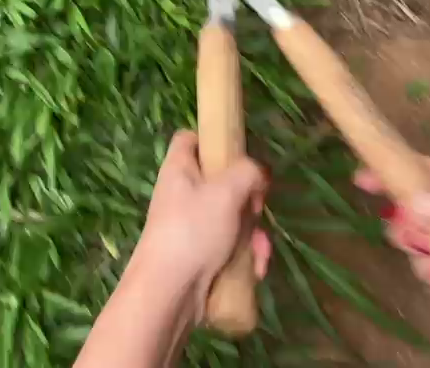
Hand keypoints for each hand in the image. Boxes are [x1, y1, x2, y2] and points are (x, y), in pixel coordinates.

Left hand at [128, 130, 272, 317]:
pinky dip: (246, 256)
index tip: (238, 155)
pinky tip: (255, 270)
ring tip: (259, 251)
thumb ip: (247, 172)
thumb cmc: (193, 230)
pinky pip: (230, 246)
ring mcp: (192, 224)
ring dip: (253, 234)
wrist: (170, 291)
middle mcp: (183, 192)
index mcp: (179, 167)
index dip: (213, 141)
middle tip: (257, 209)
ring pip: (232, 218)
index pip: (190, 138)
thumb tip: (258, 173)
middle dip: (249, 200)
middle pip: (222, 182)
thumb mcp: (225, 192)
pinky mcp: (201, 254)